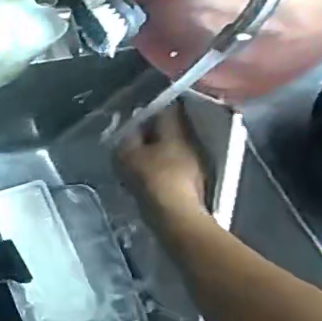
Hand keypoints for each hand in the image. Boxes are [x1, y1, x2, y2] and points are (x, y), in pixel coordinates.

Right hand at [115, 103, 209, 225]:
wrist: (175, 214)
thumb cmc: (152, 179)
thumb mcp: (128, 155)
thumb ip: (128, 137)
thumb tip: (131, 125)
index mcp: (176, 134)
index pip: (168, 110)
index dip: (153, 106)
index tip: (137, 108)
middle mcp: (189, 143)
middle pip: (171, 128)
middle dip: (153, 128)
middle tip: (132, 132)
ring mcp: (194, 162)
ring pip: (172, 146)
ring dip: (157, 146)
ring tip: (137, 153)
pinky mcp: (192, 179)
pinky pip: (173, 162)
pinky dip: (161, 162)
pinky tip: (148, 171)